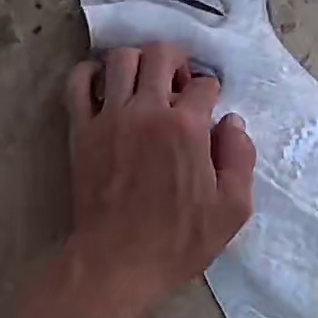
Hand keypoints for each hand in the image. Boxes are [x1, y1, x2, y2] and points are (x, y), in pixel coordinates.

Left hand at [63, 44, 255, 317]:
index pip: (203, 84)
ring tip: (145, 85)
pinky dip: (89, 74)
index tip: (208, 109)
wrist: (117, 263)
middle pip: (161, 54)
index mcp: (186, 126)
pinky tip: (104, 87)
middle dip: (177, 61)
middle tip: (179, 86)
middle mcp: (147, 111)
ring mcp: (109, 118)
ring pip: (120, 59)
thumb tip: (232, 122)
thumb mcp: (232, 207)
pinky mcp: (81, 130)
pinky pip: (76, 83)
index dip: (210, 93)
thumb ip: (240, 157)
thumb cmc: (179, 238)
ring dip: (138, 62)